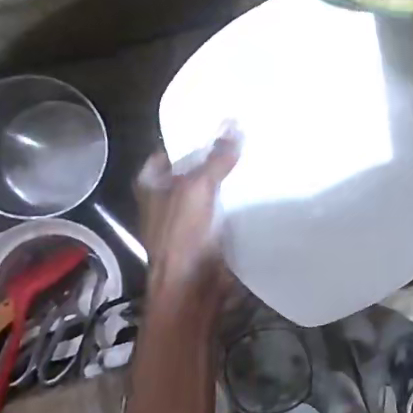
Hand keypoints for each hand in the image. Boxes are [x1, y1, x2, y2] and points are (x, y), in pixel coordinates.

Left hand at [135, 132, 239, 321]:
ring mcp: (187, 220)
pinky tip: (261, 188)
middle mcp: (166, 200)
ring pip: (211, 191)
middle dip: (215, 156)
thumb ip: (216, 157)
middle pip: (193, 170)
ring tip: (258, 155)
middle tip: (244, 135)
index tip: (216, 123)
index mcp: (151, 185)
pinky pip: (225, 212)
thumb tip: (233, 124)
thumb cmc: (183, 236)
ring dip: (230, 180)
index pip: (168, 151)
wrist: (192, 289)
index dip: (189, 137)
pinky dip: (239, 203)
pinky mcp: (208, 236)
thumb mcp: (197, 188)